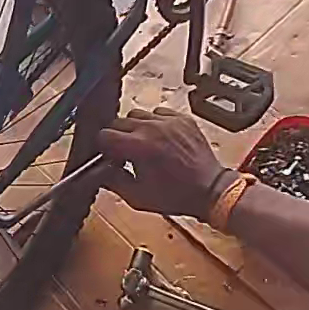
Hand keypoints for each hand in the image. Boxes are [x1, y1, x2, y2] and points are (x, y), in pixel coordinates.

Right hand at [97, 108, 232, 218]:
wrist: (210, 190)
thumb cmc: (176, 196)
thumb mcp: (137, 197)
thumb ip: (112, 181)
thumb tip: (98, 171)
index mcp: (139, 146)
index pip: (104, 134)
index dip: (104, 148)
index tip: (110, 156)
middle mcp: (152, 128)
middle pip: (118, 122)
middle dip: (118, 137)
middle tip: (126, 153)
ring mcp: (169, 121)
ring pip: (137, 114)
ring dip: (135, 128)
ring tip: (144, 145)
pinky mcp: (182, 119)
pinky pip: (159, 112)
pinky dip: (155, 123)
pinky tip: (160, 139)